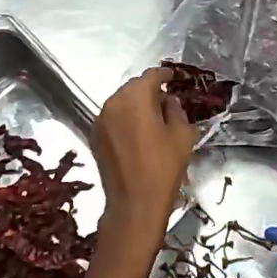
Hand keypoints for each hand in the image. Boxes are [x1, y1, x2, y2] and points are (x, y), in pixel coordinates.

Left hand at [91, 68, 197, 244]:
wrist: (134, 203)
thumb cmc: (163, 168)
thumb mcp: (182, 136)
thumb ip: (176, 110)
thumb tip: (168, 101)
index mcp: (135, 97)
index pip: (151, 76)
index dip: (164, 75)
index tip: (173, 77)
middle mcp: (113, 102)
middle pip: (133, 88)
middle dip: (149, 91)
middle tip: (165, 101)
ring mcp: (100, 119)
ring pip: (120, 103)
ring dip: (135, 106)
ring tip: (152, 119)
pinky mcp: (94, 135)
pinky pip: (112, 118)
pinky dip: (124, 120)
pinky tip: (136, 134)